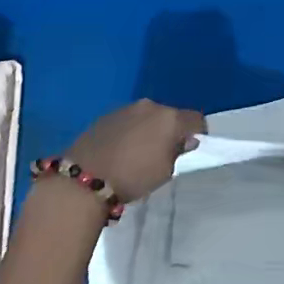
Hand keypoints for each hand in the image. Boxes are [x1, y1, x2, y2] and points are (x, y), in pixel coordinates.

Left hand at [66, 100, 205, 202]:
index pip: (195, 119)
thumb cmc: (134, 176)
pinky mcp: (105, 116)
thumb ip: (178, 151)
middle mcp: (149, 106)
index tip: (192, 148)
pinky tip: (123, 149)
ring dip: (149, 129)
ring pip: (147, 116)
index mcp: (169, 118)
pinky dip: (131, 131)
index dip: (198, 133)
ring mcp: (125, 109)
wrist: (85, 177)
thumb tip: (184, 140)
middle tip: (166, 152)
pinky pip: (128, 121)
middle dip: (171, 130)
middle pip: (169, 115)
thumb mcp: (165, 171)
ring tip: (141, 152)